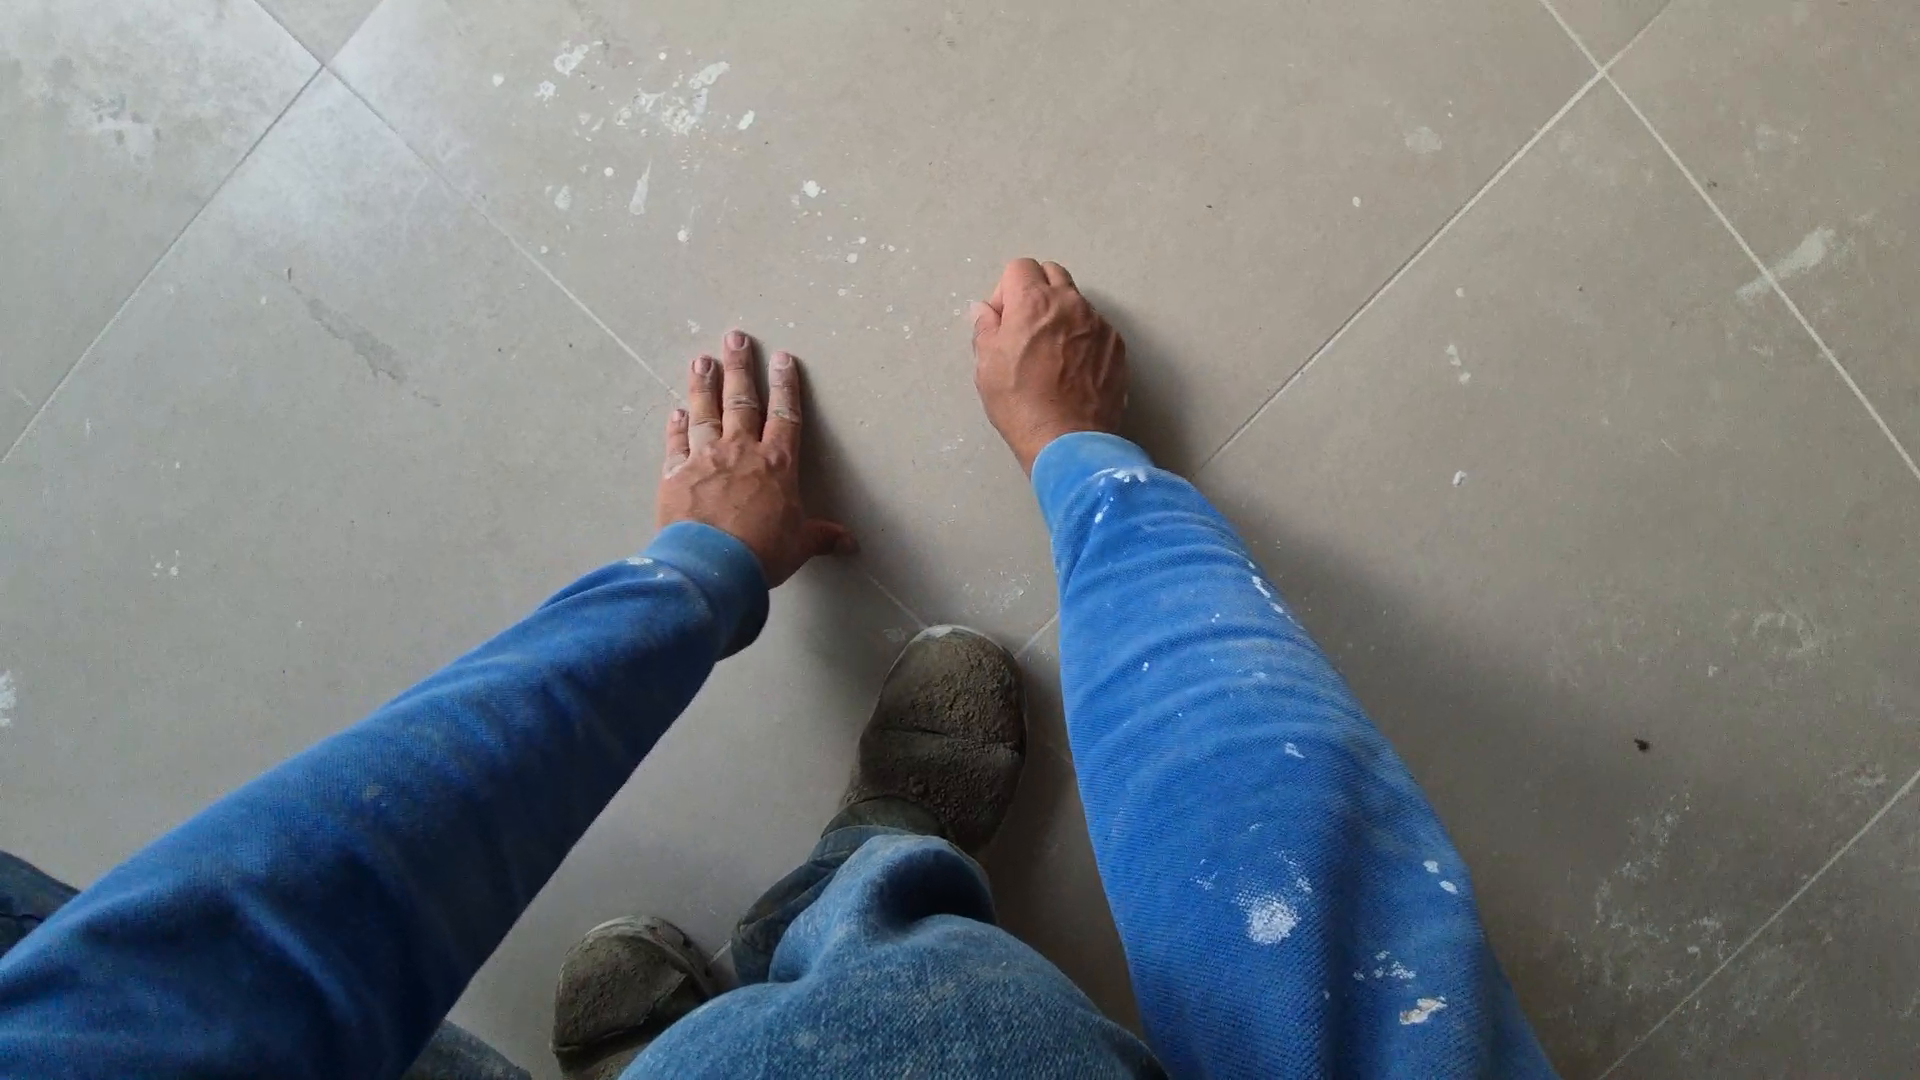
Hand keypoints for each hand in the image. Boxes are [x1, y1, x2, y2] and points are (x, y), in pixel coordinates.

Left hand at [658, 331, 855, 587]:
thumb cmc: (763, 551)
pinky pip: (676, 443)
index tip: (783, 359)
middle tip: (734, 338)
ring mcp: (705, 459)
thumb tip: (851, 545)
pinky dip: (676, 427)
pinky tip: (676, 411)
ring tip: (701, 360)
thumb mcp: (800, 543)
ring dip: (703, 385)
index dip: (786, 386)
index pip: (785, 415)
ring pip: (705, 412)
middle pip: (742, 400)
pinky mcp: (675, 474)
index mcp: (778, 464)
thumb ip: (822, 537)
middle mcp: (741, 451)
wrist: (713, 564)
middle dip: (740, 367)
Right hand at [968, 258, 1127, 474]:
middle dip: (1036, 292)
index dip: (1006, 292)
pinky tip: (1072, 371)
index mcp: (1035, 301)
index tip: (1003, 322)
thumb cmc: (1021, 405)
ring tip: (1051, 355)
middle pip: (1052, 274)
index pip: (1019, 268)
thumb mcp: (987, 367)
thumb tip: (985, 310)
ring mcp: (1099, 324)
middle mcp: (1071, 303)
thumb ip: (985, 329)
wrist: (1068, 441)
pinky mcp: (1117, 348)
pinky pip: (1096, 328)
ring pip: (1076, 302)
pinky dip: (1082, 338)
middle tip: (1025, 329)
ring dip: (1061, 316)